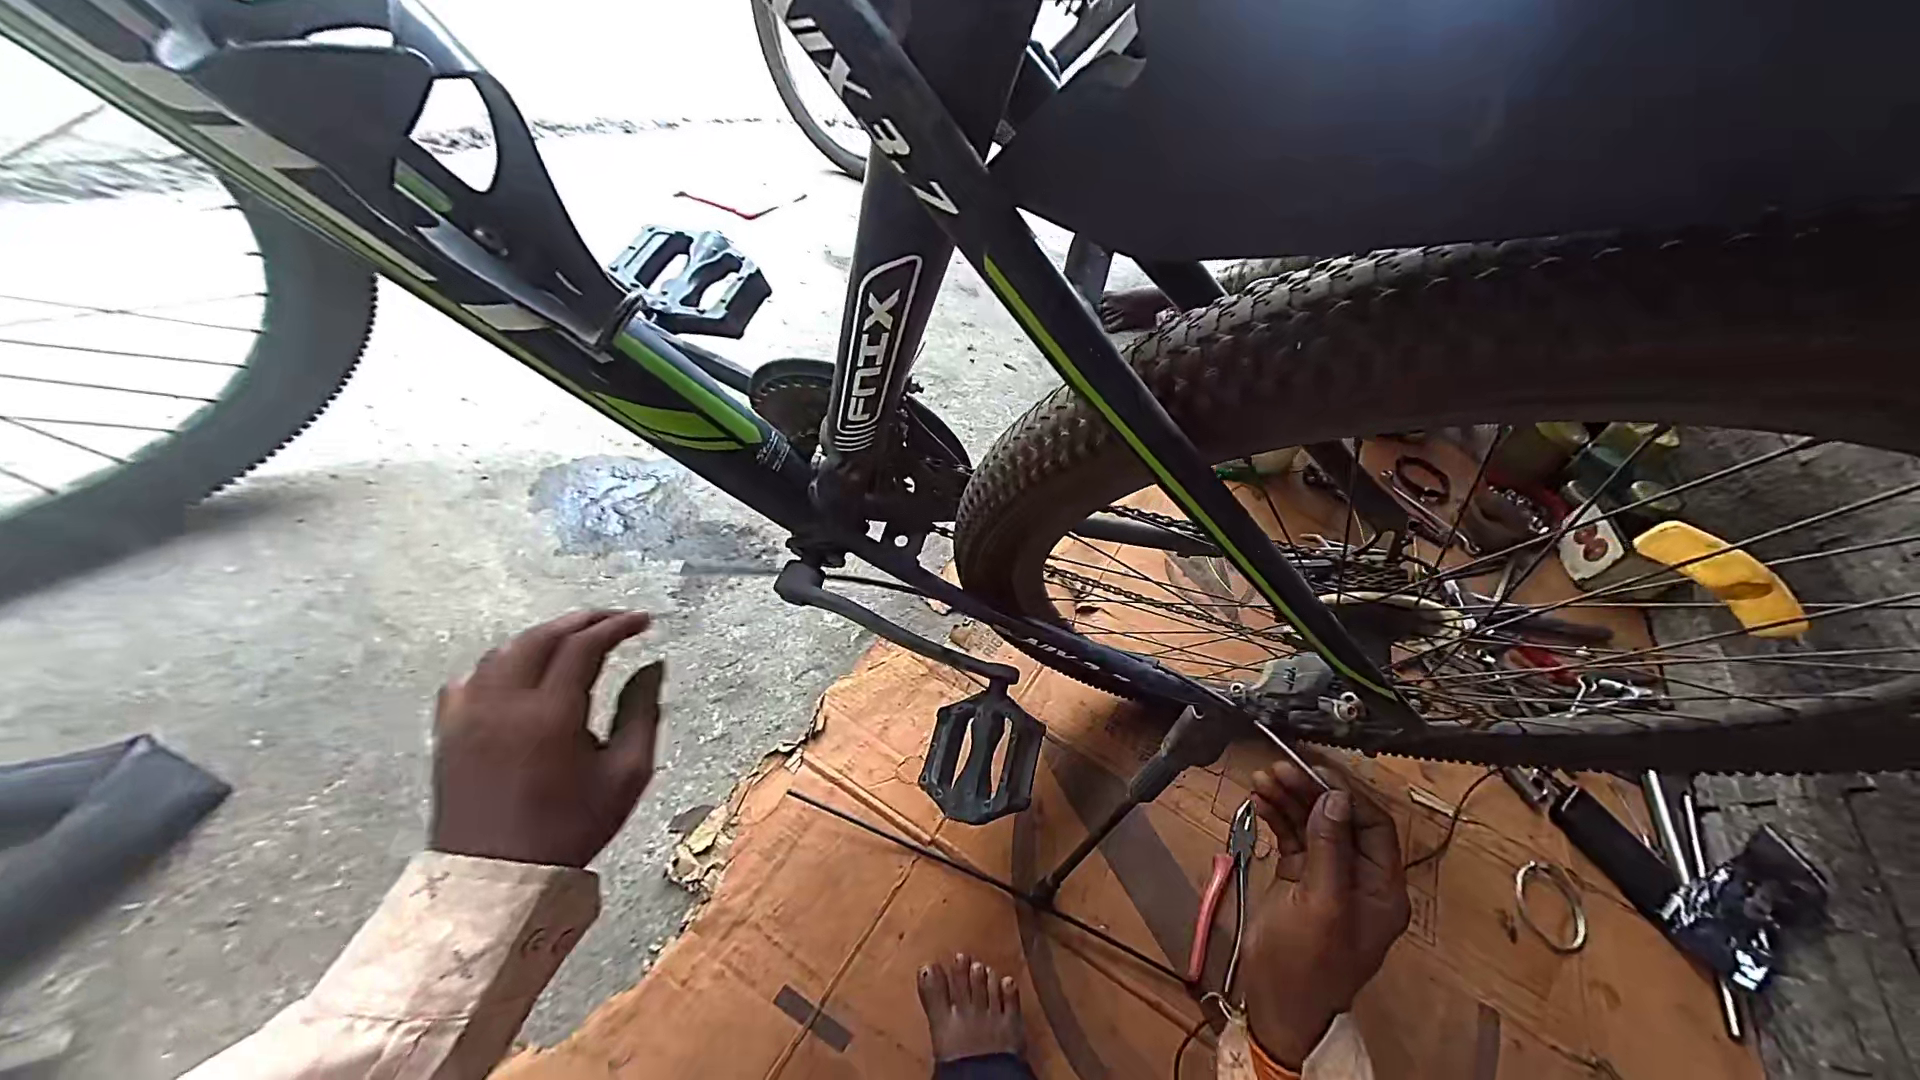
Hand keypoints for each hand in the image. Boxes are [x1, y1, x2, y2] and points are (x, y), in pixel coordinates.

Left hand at [430, 611, 663, 867]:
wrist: (497, 878)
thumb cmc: (572, 826)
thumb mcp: (628, 772)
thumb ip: (642, 711)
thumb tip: (652, 667)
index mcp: (551, 713)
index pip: (585, 646)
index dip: (618, 627)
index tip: (643, 622)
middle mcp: (504, 703)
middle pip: (542, 637)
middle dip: (582, 620)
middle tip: (614, 619)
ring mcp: (469, 716)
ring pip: (504, 652)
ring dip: (543, 636)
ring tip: (573, 636)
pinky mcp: (448, 732)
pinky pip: (470, 679)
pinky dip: (501, 663)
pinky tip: (518, 670)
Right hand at [1241, 753, 1409, 1068]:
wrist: (1275, 1003)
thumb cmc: (1304, 961)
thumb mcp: (1320, 904)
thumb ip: (1330, 849)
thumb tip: (1335, 797)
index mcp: (1380, 888)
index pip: (1373, 825)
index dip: (1344, 795)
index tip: (1311, 771)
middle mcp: (1358, 878)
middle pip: (1338, 819)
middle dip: (1308, 792)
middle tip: (1276, 768)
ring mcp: (1327, 877)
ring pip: (1312, 824)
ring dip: (1287, 800)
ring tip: (1260, 779)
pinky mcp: (1298, 878)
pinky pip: (1292, 837)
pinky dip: (1276, 817)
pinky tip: (1259, 801)